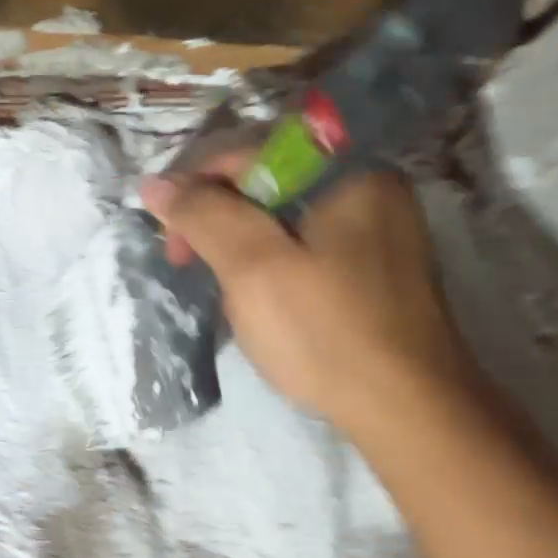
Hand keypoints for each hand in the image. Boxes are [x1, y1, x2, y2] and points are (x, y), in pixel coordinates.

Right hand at [139, 160, 473, 434]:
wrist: (403, 405)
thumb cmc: (324, 330)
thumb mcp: (252, 267)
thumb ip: (202, 216)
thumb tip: (153, 183)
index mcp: (349, 174)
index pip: (250, 151)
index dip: (195, 185)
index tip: (169, 237)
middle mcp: (367, 188)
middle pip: (264, 178)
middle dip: (212, 213)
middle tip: (183, 261)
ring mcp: (372, 228)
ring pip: (277, 212)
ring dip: (232, 238)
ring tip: (212, 280)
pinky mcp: (367, 265)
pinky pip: (298, 240)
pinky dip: (261, 257)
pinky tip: (248, 292)